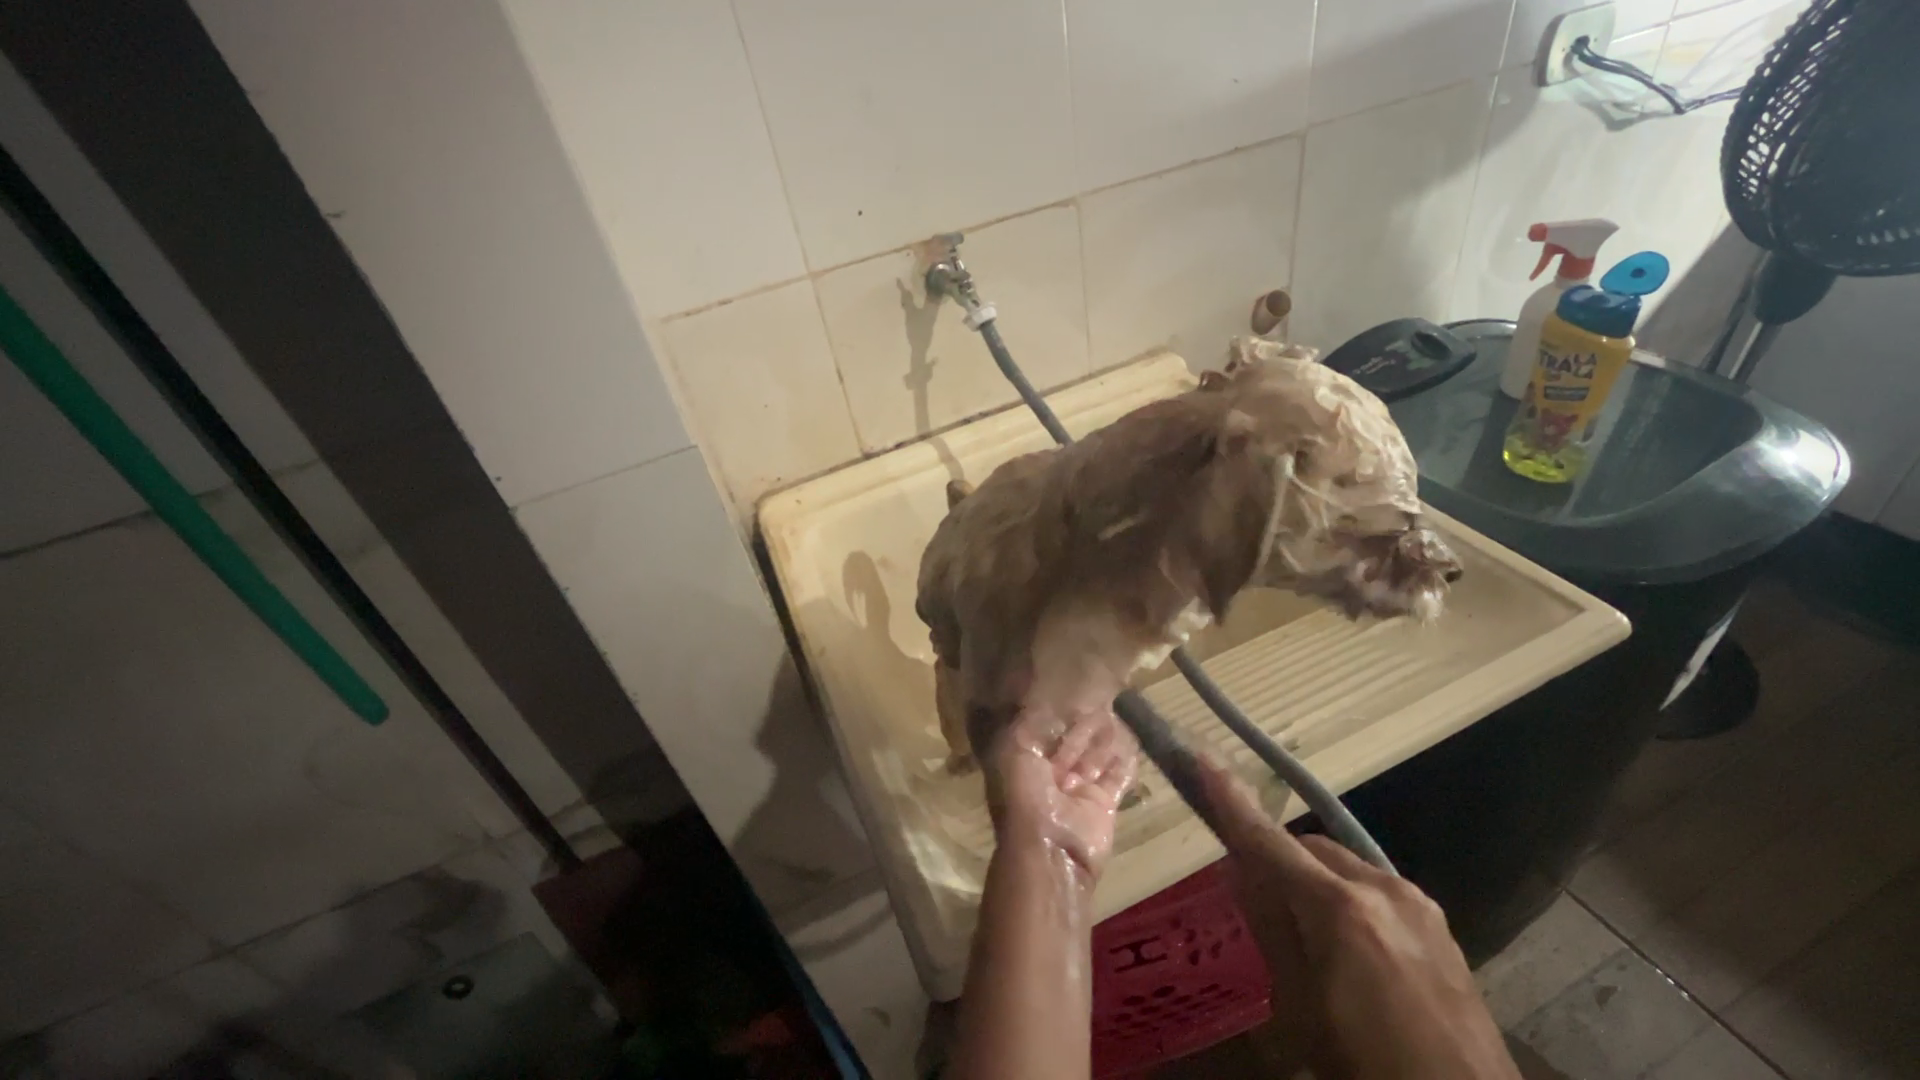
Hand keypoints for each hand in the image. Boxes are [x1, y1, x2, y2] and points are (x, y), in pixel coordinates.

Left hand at [985, 704, 1138, 881]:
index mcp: (1026, 767)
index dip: (1056, 719)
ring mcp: (1079, 793)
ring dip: (1104, 741)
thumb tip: (1037, 705)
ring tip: (1116, 717)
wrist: (1051, 850)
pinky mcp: (1105, 805)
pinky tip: (1132, 743)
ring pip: (1095, 759)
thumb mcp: (1013, 755)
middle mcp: (1052, 779)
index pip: (1044, 737)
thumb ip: (1026, 729)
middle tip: (1101, 702)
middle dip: (1083, 728)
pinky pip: (1117, 779)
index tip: (1070, 696)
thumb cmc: (1026, 797)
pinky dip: (1124, 763)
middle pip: (1072, 747)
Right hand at [1197, 761, 1519, 1079]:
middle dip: (1278, 861)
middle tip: (1256, 903)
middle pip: (1309, 849)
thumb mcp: (1300, 1011)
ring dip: (1314, 884)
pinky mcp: (1442, 926)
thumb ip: (1271, 932)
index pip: (1269, 842)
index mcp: (1340, 910)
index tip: (1204, 761)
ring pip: (1343, 867)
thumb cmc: (1366, 1065)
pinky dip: (1347, 902)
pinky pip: (1376, 892)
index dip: (1232, 803)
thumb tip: (1243, 873)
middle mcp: (1383, 889)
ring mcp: (1419, 904)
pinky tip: (1352, 954)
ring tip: (1308, 939)